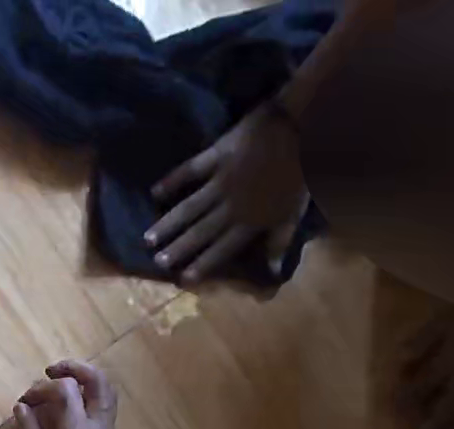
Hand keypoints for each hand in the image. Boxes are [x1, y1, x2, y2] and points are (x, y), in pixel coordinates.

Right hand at [13, 361, 120, 428]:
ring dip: (82, 380)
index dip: (41, 388)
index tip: (24, 402)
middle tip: (47, 373)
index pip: (65, 390)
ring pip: (105, 390)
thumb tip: (22, 408)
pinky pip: (103, 407)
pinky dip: (87, 396)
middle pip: (97, 380)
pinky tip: (65, 409)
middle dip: (72, 369)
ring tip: (56, 386)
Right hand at [145, 102, 309, 283]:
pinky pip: (191, 170)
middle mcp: (231, 206)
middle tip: (158, 262)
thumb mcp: (294, 213)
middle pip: (201, 232)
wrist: (304, 125)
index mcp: (249, 221)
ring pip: (191, 207)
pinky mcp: (217, 155)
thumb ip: (279, 242)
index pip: (222, 249)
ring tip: (149, 237)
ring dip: (169, 223)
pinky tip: (154, 192)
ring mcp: (221, 180)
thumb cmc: (301, 172)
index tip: (183, 278)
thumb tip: (273, 273)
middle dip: (179, 248)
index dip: (203, 264)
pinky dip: (173, 180)